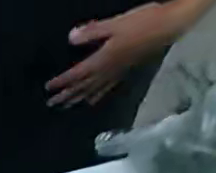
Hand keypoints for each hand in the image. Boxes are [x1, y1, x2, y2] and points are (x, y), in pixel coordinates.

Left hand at [47, 0, 212, 107]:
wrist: (167, 27)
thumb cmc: (142, 22)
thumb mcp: (115, 24)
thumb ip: (92, 31)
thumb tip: (71, 37)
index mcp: (101, 61)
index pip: (75, 75)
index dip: (61, 82)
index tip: (48, 89)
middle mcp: (106, 72)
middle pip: (81, 88)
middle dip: (65, 96)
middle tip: (51, 105)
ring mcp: (116, 74)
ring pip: (91, 91)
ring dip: (77, 99)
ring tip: (65, 107)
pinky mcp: (124, 73)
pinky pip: (105, 89)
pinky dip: (95, 96)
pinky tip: (91, 101)